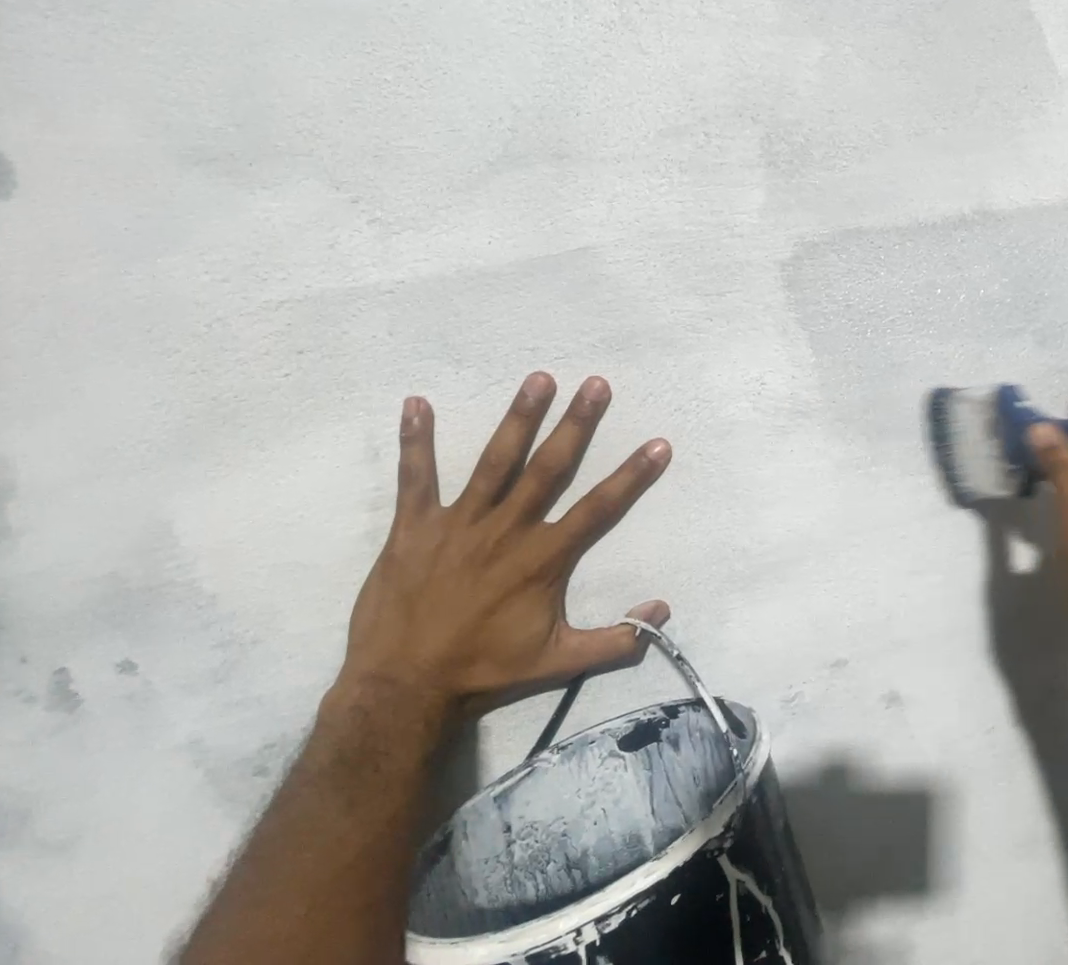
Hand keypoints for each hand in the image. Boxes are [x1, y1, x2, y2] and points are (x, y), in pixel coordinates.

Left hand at [337, 372, 672, 711]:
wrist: (405, 688)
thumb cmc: (487, 672)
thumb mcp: (560, 661)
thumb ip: (617, 639)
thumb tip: (662, 611)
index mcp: (544, 559)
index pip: (599, 508)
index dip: (632, 475)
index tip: (657, 444)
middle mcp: (507, 531)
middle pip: (550, 468)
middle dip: (577, 424)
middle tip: (596, 385)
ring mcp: (458, 525)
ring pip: (495, 461)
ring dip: (518, 418)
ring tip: (539, 379)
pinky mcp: (414, 528)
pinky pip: (415, 478)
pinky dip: (416, 441)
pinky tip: (416, 403)